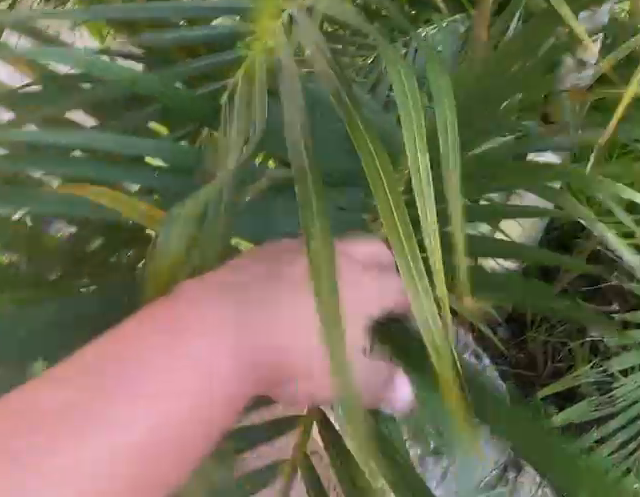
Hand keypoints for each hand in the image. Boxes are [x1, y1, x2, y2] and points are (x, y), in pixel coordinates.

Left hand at [173, 235, 415, 413]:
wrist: (223, 326)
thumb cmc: (293, 355)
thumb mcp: (342, 380)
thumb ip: (379, 383)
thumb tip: (408, 394)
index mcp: (366, 285)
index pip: (403, 287)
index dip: (413, 303)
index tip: (416, 318)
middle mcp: (339, 257)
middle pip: (375, 249)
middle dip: (386, 267)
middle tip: (386, 292)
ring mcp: (301, 247)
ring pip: (336, 246)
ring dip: (346, 262)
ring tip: (341, 287)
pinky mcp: (267, 249)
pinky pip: (299, 250)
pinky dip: (307, 265)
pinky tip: (294, 285)